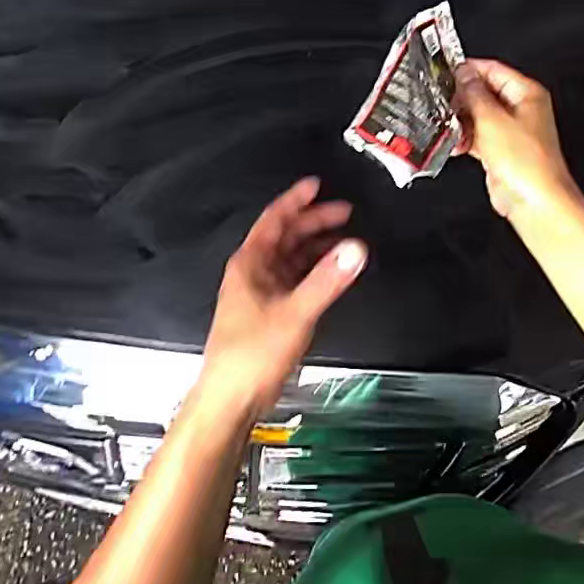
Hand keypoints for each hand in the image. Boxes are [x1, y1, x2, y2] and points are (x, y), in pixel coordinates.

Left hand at [198, 178, 367, 417]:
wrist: (231, 398)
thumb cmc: (248, 357)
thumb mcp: (294, 313)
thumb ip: (326, 280)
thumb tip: (353, 250)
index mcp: (249, 265)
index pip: (273, 220)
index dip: (295, 200)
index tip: (315, 186)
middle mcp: (253, 274)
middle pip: (285, 237)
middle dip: (313, 222)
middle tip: (342, 212)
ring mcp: (261, 294)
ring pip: (291, 259)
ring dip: (315, 248)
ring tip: (343, 240)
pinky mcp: (270, 313)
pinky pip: (294, 281)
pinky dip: (314, 272)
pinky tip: (330, 273)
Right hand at [454, 59, 579, 219]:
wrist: (533, 200)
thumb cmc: (527, 162)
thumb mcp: (491, 119)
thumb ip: (474, 93)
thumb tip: (464, 74)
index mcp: (527, 94)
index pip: (494, 70)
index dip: (469, 69)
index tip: (447, 72)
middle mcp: (522, 110)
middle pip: (485, 93)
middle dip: (463, 100)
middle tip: (444, 102)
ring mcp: (512, 132)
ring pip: (479, 117)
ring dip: (462, 122)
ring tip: (448, 126)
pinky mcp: (502, 151)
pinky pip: (478, 137)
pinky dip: (466, 140)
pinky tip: (456, 145)